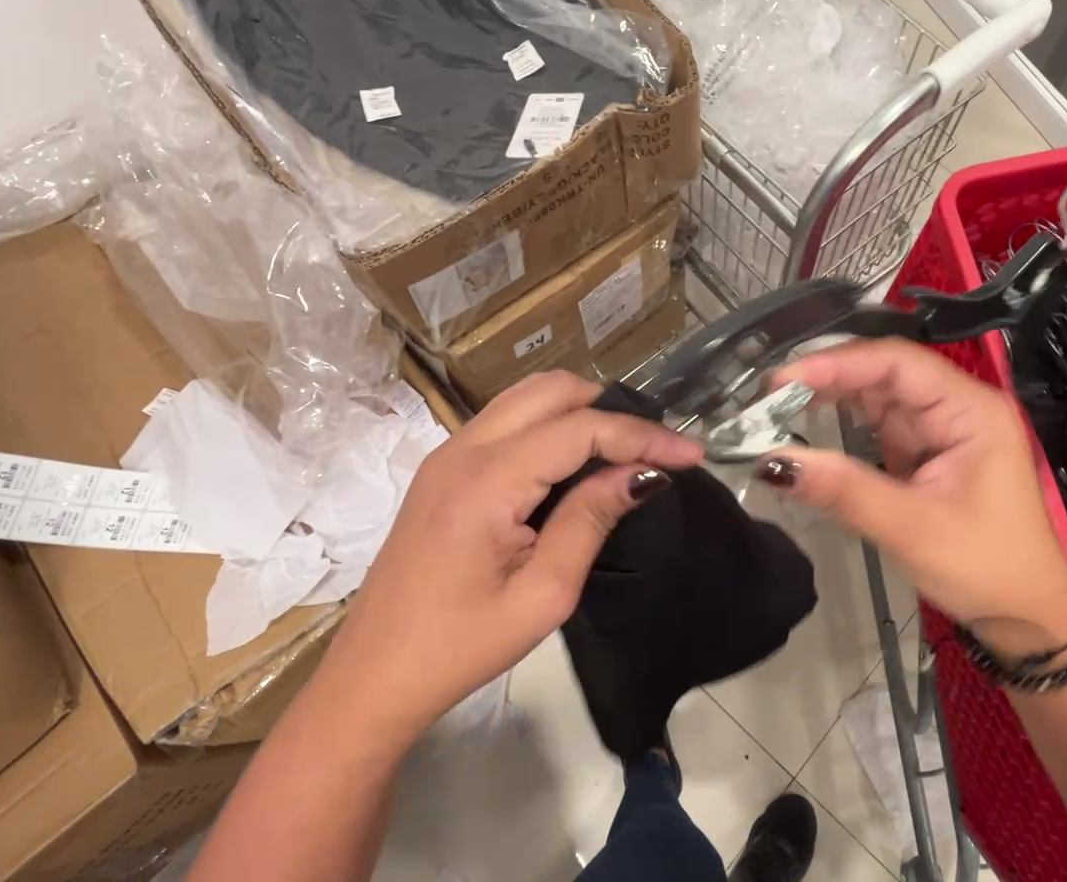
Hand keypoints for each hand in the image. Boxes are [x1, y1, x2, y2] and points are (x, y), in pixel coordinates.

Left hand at [331, 371, 703, 732]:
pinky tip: (575, 464)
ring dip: (580, 412)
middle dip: (612, 409)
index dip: (642, 435)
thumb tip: (641, 473)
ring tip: (624, 452)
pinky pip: (506, 422)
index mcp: (487, 481)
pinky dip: (550, 426)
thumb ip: (591, 519)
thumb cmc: (462, 646)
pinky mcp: (443, 469)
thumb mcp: (544, 594)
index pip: (580, 428)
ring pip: (526, 398)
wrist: (374, 676)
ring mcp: (447, 454)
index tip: (692, 454)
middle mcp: (463, 449)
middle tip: (655, 450)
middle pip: (551, 391)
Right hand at [760, 338, 1066, 660]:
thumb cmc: (984, 567)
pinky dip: (841, 422)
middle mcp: (956, 407)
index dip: (838, 363)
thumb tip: (772, 464)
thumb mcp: (911, 528)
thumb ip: (843, 489)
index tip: (783, 378)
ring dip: (830, 396)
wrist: (1024, 615)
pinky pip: (877, 424)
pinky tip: (807, 421)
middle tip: (769, 393)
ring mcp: (940, 429)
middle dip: (827, 377)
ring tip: (777, 403)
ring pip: (877, 396)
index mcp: (970, 410)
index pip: (898, 364)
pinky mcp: (924, 452)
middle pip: (885, 373)